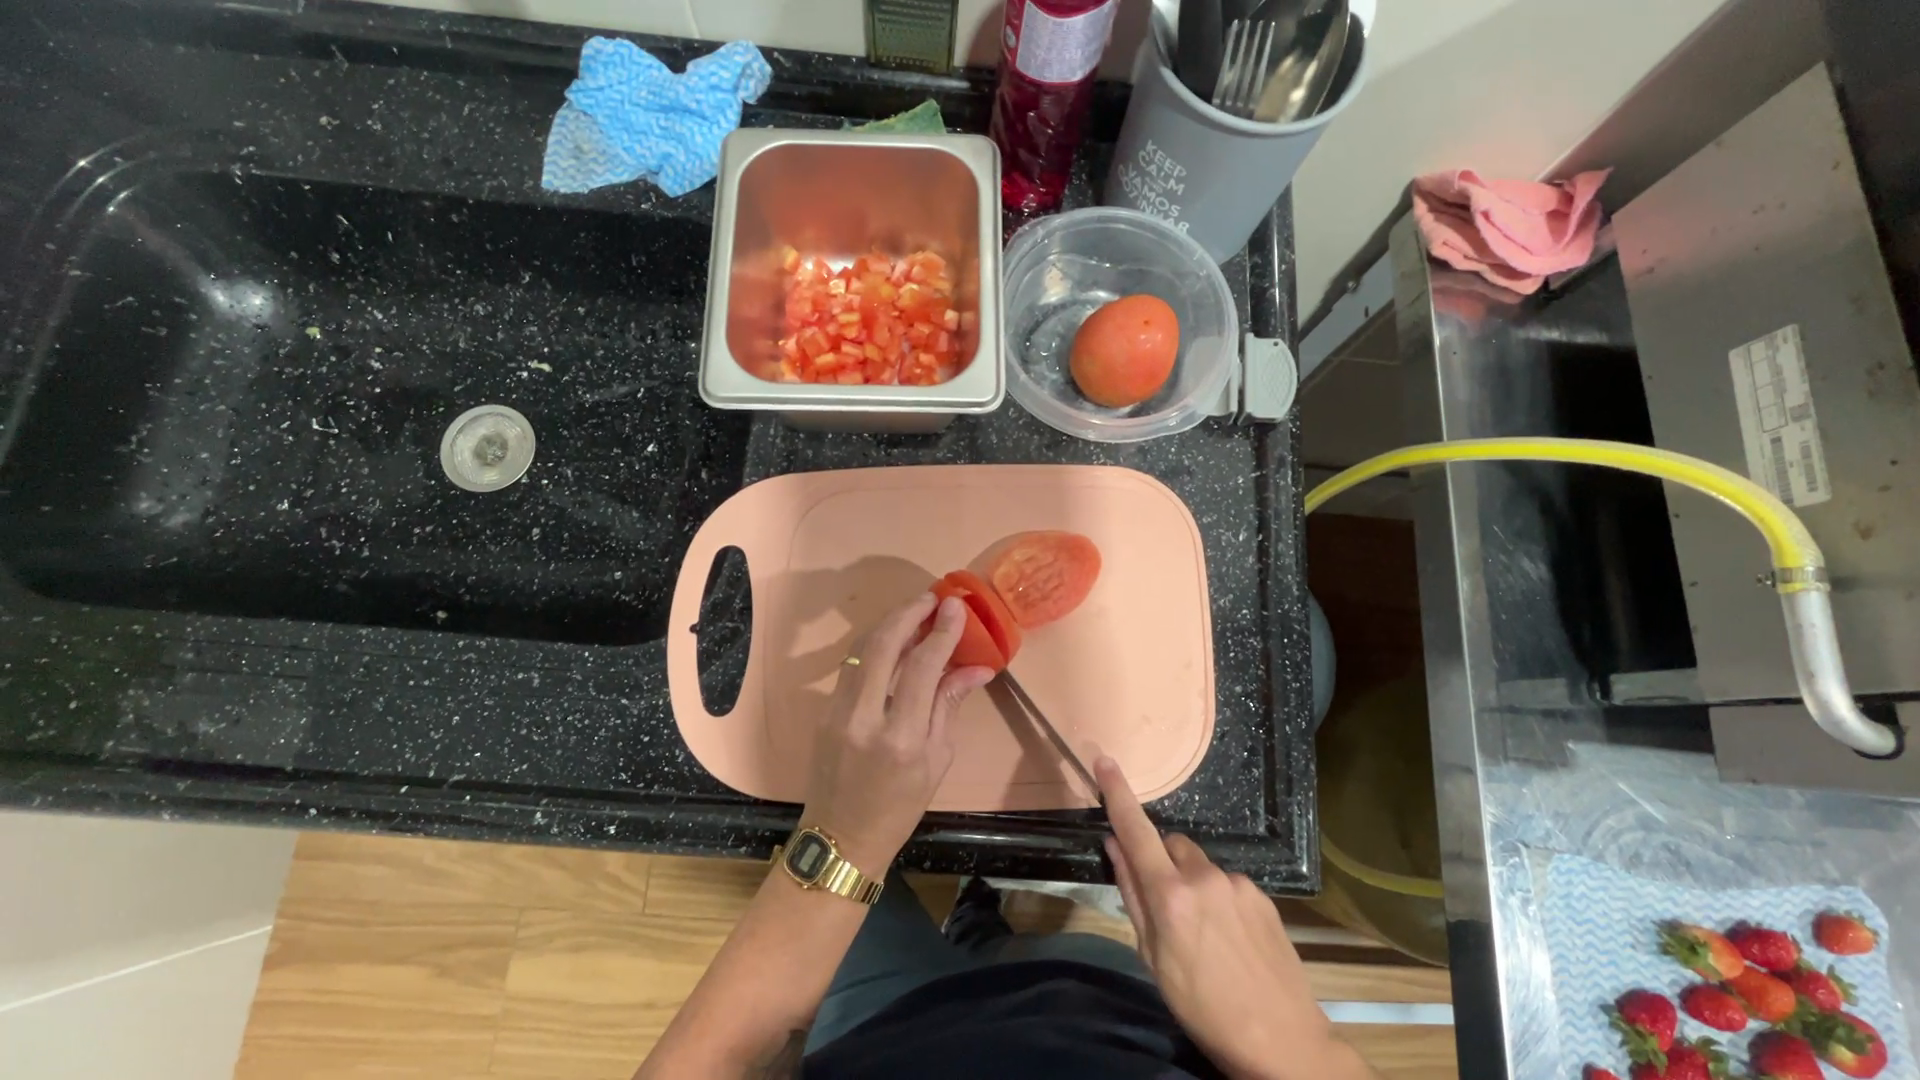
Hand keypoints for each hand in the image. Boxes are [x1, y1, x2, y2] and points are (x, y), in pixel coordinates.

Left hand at [801, 593, 995, 871]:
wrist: (841, 838)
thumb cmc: (900, 807)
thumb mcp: (937, 761)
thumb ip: (949, 705)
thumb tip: (977, 667)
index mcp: (900, 738)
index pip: (921, 667)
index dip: (941, 632)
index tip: (956, 606)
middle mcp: (863, 718)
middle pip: (883, 645)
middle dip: (909, 613)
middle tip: (933, 598)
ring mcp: (836, 712)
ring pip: (861, 650)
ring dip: (889, 624)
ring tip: (916, 611)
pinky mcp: (823, 711)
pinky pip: (851, 667)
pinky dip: (874, 646)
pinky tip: (892, 640)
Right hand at [1099, 756, 1366, 1079]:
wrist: (1281, 1040)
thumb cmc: (1202, 1007)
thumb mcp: (1153, 958)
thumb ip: (1133, 895)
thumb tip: (1115, 846)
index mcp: (1170, 895)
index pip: (1136, 832)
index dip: (1117, 794)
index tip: (1104, 761)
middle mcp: (1204, 877)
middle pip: (1171, 846)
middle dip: (1161, 862)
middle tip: (1164, 907)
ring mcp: (1239, 883)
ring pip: (1200, 865)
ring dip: (1191, 883)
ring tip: (1203, 935)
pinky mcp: (1263, 895)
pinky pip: (1227, 883)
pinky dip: (1218, 898)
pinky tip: (1229, 938)